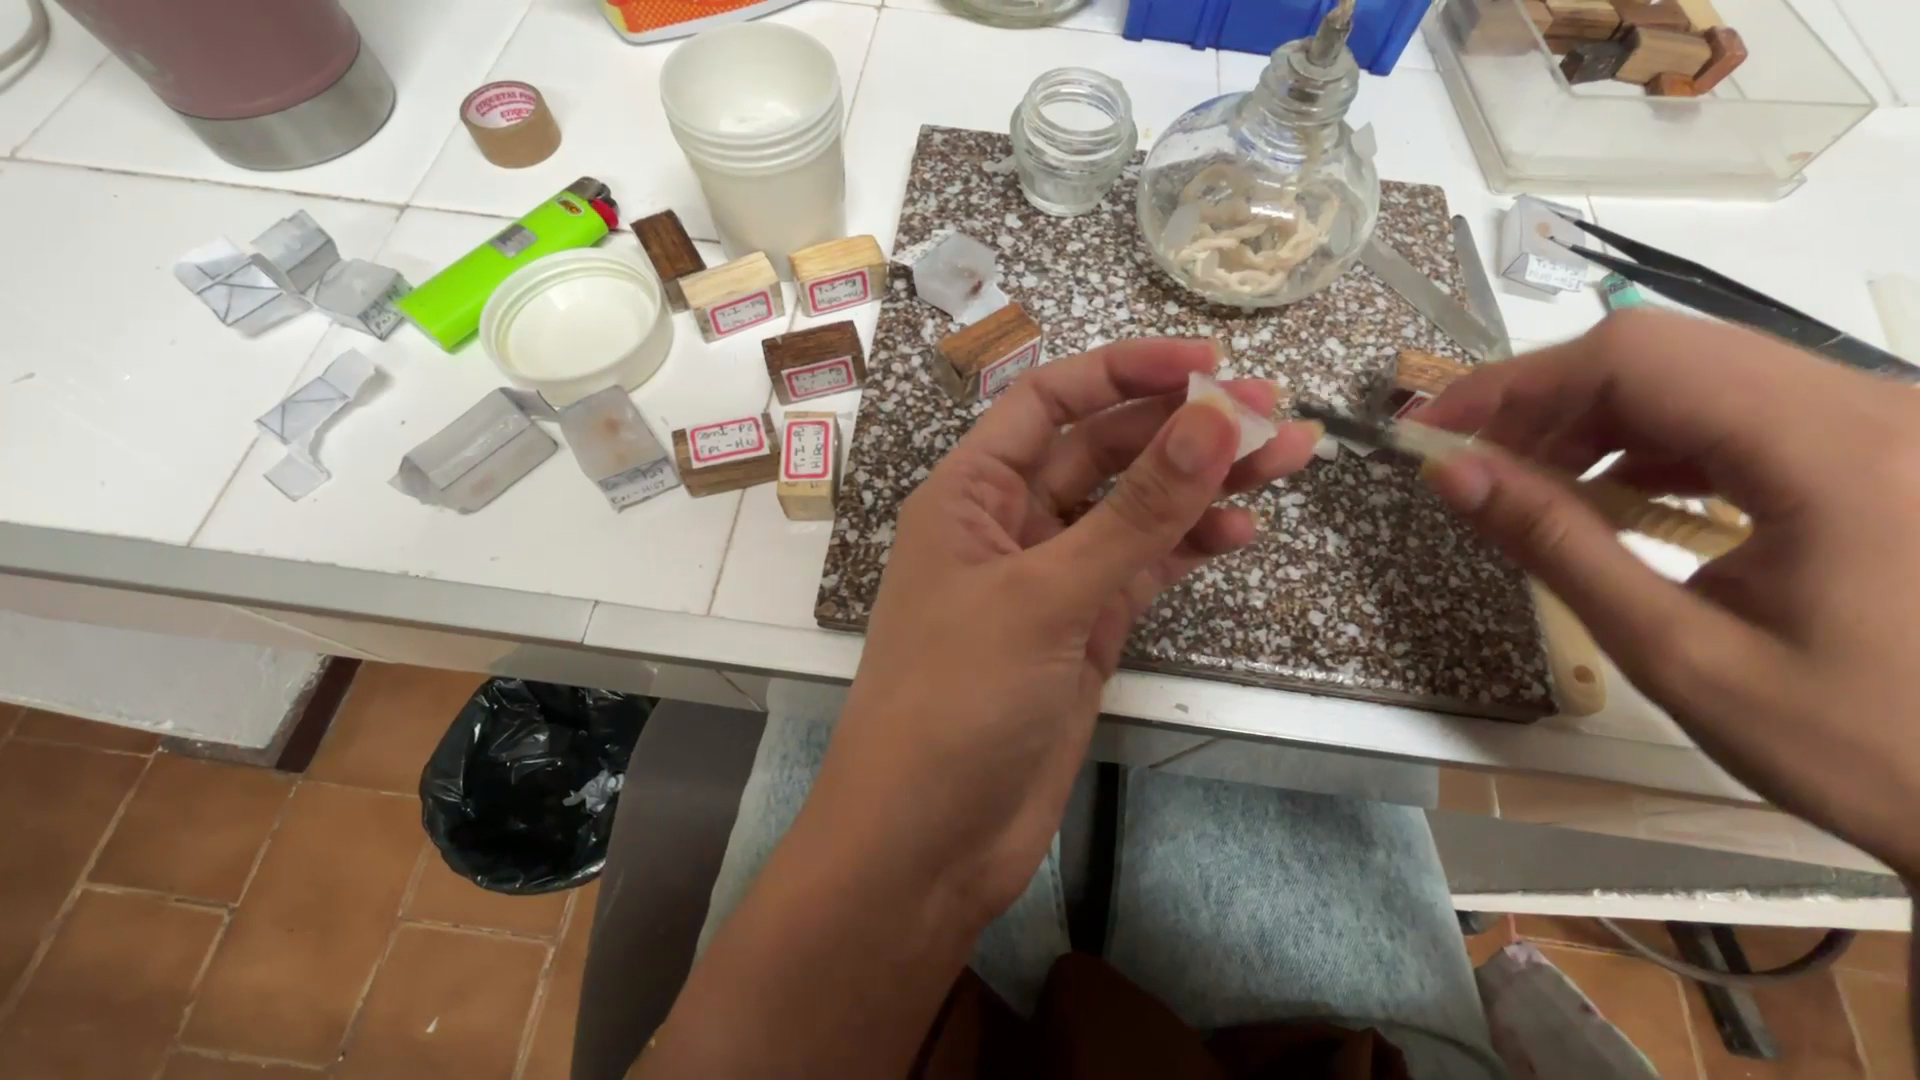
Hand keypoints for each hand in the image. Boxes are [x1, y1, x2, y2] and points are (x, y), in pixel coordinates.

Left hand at [804, 338, 1320, 923]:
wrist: (927, 839)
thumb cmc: (957, 701)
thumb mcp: (1045, 597)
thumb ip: (1133, 514)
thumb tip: (1212, 420)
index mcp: (970, 492)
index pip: (1049, 402)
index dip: (1123, 372)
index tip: (1207, 365)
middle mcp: (1008, 525)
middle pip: (1100, 452)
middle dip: (1179, 429)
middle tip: (1270, 414)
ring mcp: (1049, 581)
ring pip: (1131, 512)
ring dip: (1200, 486)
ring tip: (1286, 461)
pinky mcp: (1080, 633)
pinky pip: (1140, 570)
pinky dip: (1186, 548)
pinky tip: (1240, 532)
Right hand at [1418, 310, 1919, 875]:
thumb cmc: (1861, 745)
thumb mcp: (1679, 651)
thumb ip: (1558, 547)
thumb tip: (1452, 474)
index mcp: (1834, 452)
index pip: (1633, 359)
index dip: (1512, 382)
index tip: (1431, 430)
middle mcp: (1875, 406)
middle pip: (1662, 353)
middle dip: (1542, 400)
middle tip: (1468, 462)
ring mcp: (1887, 422)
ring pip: (1697, 374)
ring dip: (1591, 419)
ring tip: (1527, 483)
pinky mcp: (1882, 447)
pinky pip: (1739, 410)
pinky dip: (1650, 438)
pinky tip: (1613, 491)